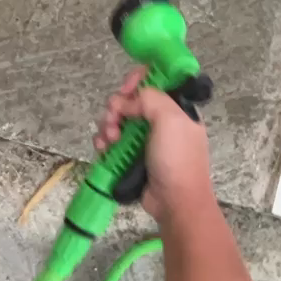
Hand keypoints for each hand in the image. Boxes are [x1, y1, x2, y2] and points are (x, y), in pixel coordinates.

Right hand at [94, 67, 214, 224]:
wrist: (176, 201)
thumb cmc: (177, 158)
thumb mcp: (170, 119)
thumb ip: (148, 98)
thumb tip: (125, 103)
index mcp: (175, 106)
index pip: (154, 79)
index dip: (137, 80)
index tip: (126, 91)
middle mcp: (159, 119)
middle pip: (129, 99)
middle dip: (116, 107)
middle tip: (114, 120)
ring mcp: (144, 137)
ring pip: (116, 119)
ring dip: (107, 126)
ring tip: (110, 141)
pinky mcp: (130, 154)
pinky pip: (111, 140)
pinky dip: (104, 142)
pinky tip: (103, 149)